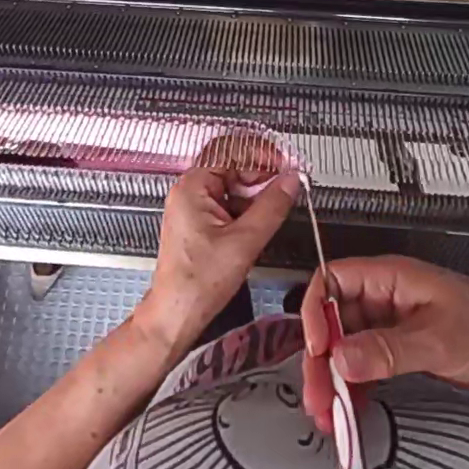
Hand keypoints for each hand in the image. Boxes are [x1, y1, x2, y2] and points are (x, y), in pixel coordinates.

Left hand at [136, 168, 301, 352]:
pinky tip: (261, 222)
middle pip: (233, 168)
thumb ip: (272, 206)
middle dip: (262, 176)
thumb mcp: (245, 240)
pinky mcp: (199, 223)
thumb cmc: (197, 282)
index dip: (263, 156)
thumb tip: (291, 181)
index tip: (286, 163)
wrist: (177, 315)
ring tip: (277, 206)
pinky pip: (227, 204)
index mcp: (192, 187)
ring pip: (232, 187)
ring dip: (255, 194)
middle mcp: (189, 192)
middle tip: (288, 184)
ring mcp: (192, 208)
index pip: (232, 153)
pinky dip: (246, 210)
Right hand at [299, 255, 468, 429]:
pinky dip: (351, 386)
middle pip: (333, 319)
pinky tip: (349, 410)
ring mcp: (389, 323)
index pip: (333, 281)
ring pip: (344, 345)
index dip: (316, 311)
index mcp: (390, 277)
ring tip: (329, 414)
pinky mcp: (396, 347)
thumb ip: (387, 349)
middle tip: (319, 396)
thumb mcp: (437, 340)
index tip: (315, 348)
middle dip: (320, 358)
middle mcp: (383, 296)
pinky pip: (362, 363)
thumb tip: (341, 357)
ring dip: (332, 378)